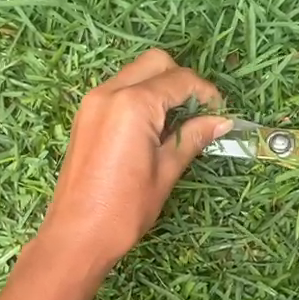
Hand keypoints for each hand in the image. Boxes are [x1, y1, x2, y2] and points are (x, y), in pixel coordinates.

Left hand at [0, 50, 229, 299]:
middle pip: (155, 63)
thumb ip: (192, 139)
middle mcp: (110, 93)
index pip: (179, 81)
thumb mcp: (166, 172)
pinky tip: (153, 129)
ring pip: (135, 74)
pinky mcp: (85, 116)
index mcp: (133, 105)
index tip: (221, 112)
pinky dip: (140, 97)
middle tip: (199, 112)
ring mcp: (93, 102)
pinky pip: (119, 91)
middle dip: (182, 80)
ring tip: (178, 124)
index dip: (205, 93)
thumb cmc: (125, 209)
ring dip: (160, 87)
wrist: (77, 235)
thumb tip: (222, 121)